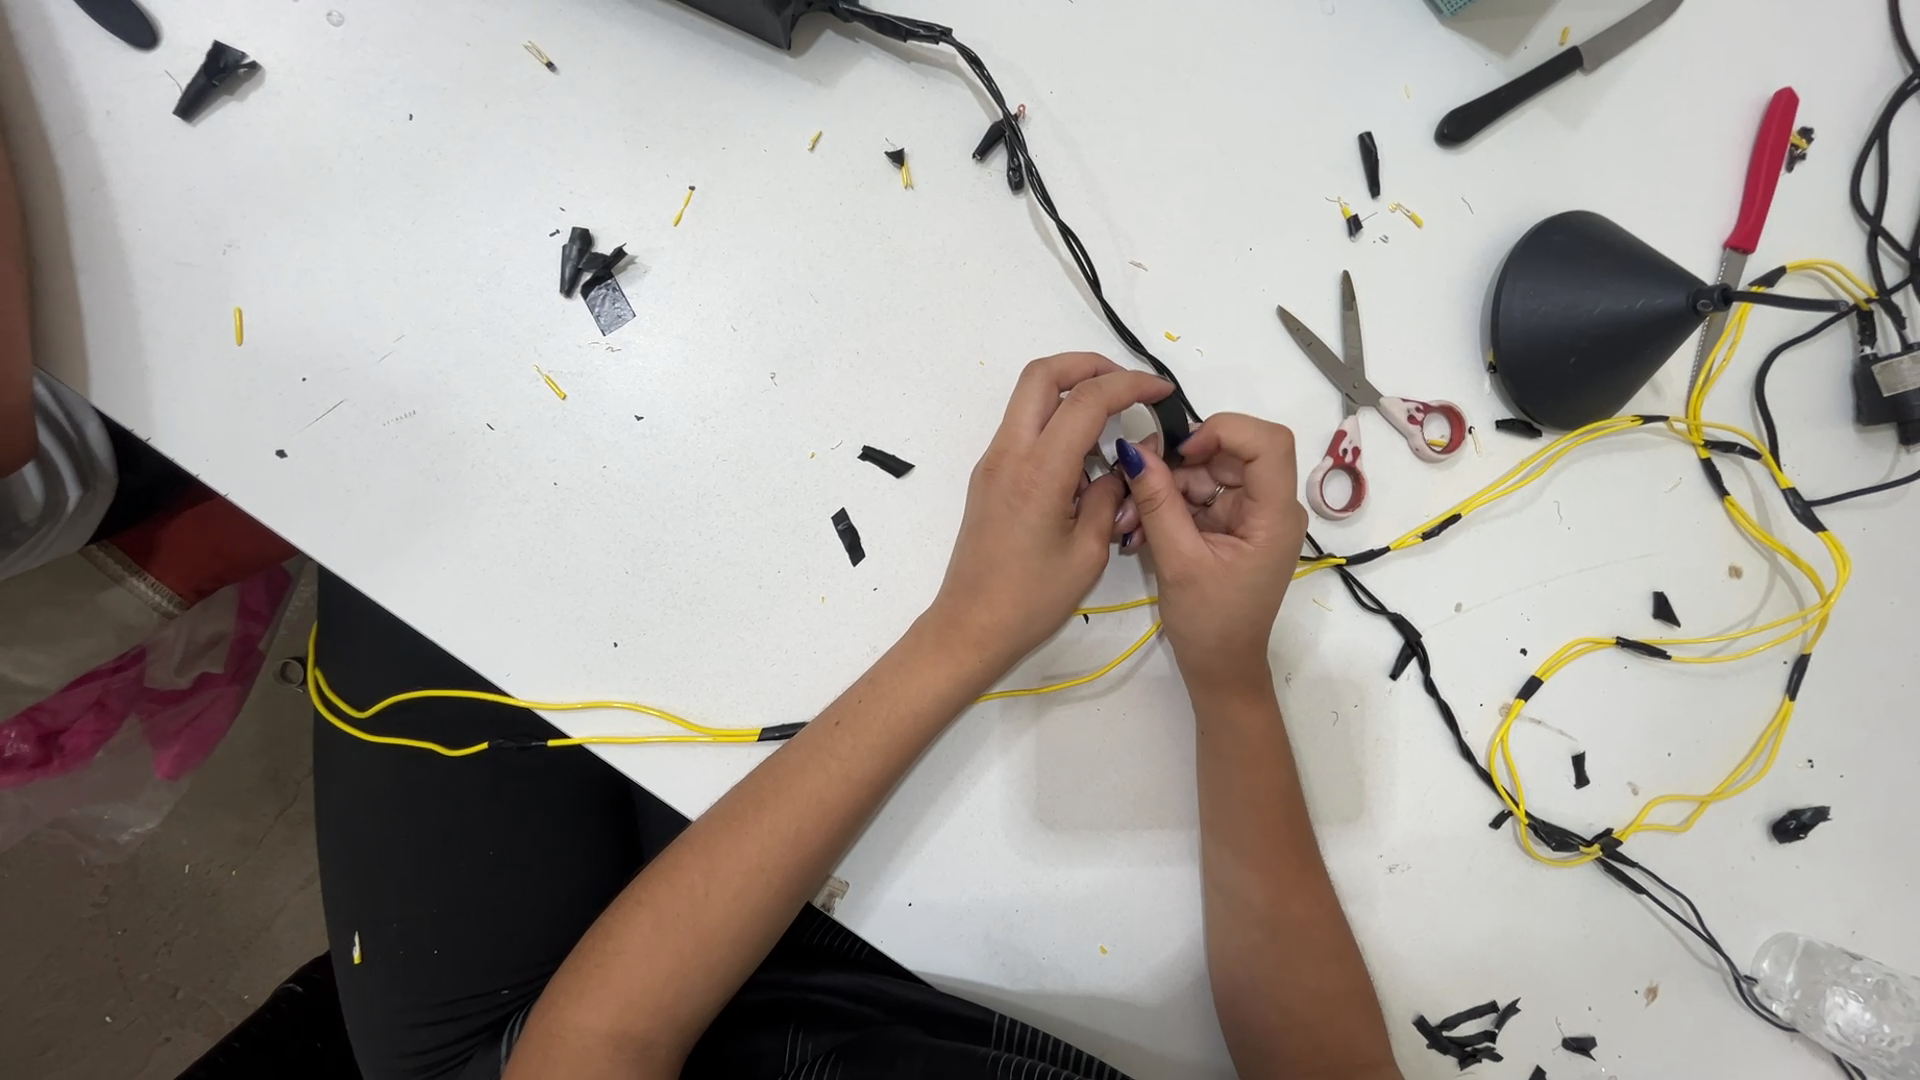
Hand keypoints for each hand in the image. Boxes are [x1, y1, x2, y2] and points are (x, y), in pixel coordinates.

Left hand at [927, 352, 1175, 670]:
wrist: (970, 626)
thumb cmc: (1031, 599)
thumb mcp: (1088, 551)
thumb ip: (1109, 494)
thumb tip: (1124, 461)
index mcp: (1038, 471)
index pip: (1086, 399)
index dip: (1130, 384)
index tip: (1161, 391)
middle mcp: (1008, 453)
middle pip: (1042, 374)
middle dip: (1089, 365)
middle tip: (1128, 387)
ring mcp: (991, 462)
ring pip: (1028, 397)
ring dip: (1070, 394)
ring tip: (1110, 428)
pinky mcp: (987, 476)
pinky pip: (1022, 428)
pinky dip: (1054, 422)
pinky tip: (1084, 458)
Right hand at [1114, 415, 1307, 688]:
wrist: (1219, 666)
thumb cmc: (1209, 623)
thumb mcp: (1177, 561)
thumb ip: (1157, 502)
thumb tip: (1133, 451)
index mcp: (1275, 516)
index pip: (1267, 443)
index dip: (1223, 431)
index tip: (1180, 453)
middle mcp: (1270, 506)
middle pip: (1231, 452)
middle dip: (1179, 464)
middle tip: (1135, 484)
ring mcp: (1250, 514)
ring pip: (1208, 470)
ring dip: (1166, 486)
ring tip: (1131, 518)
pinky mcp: (1231, 523)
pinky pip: (1199, 493)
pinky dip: (1169, 502)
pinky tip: (1142, 524)